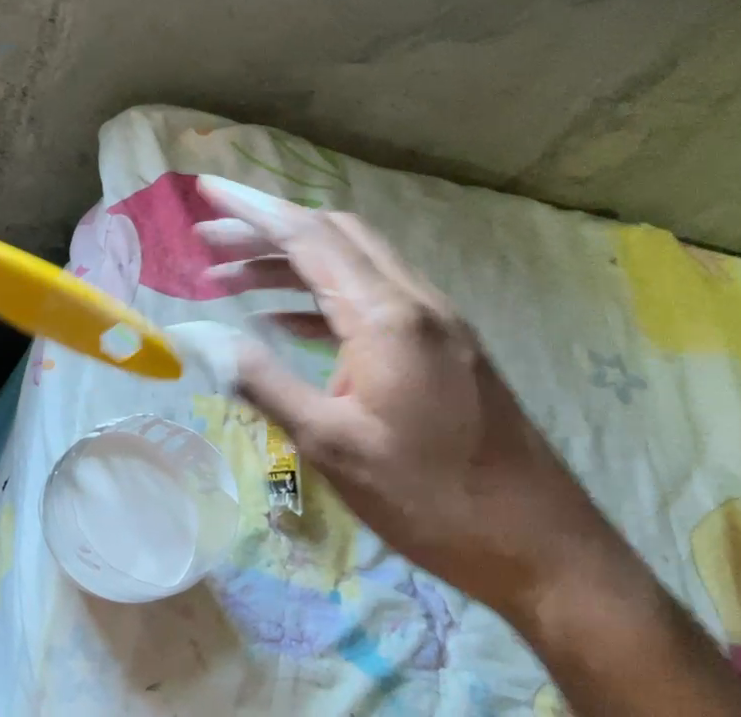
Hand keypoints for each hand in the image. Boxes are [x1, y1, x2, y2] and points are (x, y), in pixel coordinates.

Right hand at [192, 176, 624, 616]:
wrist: (543, 551)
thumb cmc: (431, 499)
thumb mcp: (332, 444)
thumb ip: (261, 381)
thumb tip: (197, 336)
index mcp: (389, 317)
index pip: (309, 237)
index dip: (252, 209)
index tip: (204, 189)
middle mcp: (416, 303)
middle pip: (333, 235)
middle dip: (265, 228)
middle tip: (205, 240)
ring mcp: (434, 324)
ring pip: (351, 264)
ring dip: (287, 262)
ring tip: (225, 278)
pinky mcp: (440, 349)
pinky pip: (367, 298)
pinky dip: (315, 296)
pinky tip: (277, 320)